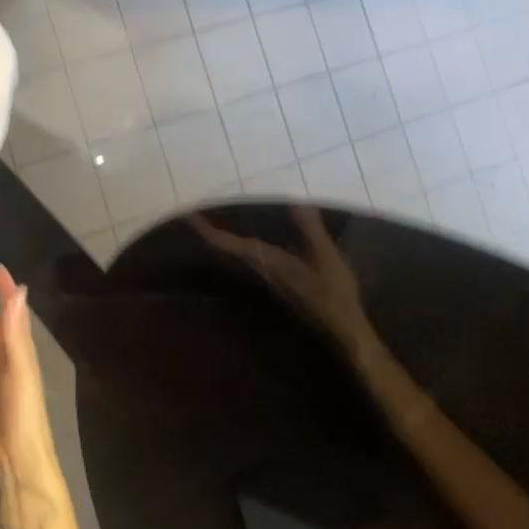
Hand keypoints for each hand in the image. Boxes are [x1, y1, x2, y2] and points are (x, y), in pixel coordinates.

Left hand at [193, 206, 376, 353]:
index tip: (188, 215)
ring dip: (222, 239)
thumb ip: (310, 230)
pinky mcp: (271, 282)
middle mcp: (257, 268)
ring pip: (234, 255)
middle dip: (209, 231)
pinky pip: (247, 260)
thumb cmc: (332, 292)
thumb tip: (296, 201)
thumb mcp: (326, 257)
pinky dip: (239, 247)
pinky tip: (247, 241)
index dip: (206, 229)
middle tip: (196, 213)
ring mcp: (263, 277)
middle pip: (224, 248)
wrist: (340, 327)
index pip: (226, 242)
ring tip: (212, 221)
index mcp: (264, 259)